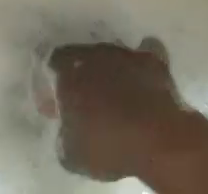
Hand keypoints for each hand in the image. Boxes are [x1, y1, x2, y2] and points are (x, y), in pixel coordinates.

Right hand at [45, 38, 189, 180]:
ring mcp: (125, 53)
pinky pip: (143, 54)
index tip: (55, 108)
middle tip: (85, 105)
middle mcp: (94, 53)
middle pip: (81, 58)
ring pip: (111, 57)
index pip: (50, 63)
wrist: (156, 140)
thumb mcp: (71, 153)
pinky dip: (140, 66)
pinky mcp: (152, 61)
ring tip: (115, 99)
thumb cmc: (107, 145)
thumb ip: (63, 133)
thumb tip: (67, 129)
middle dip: (81, 78)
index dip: (50, 86)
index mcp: (68, 69)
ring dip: (109, 73)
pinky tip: (142, 81)